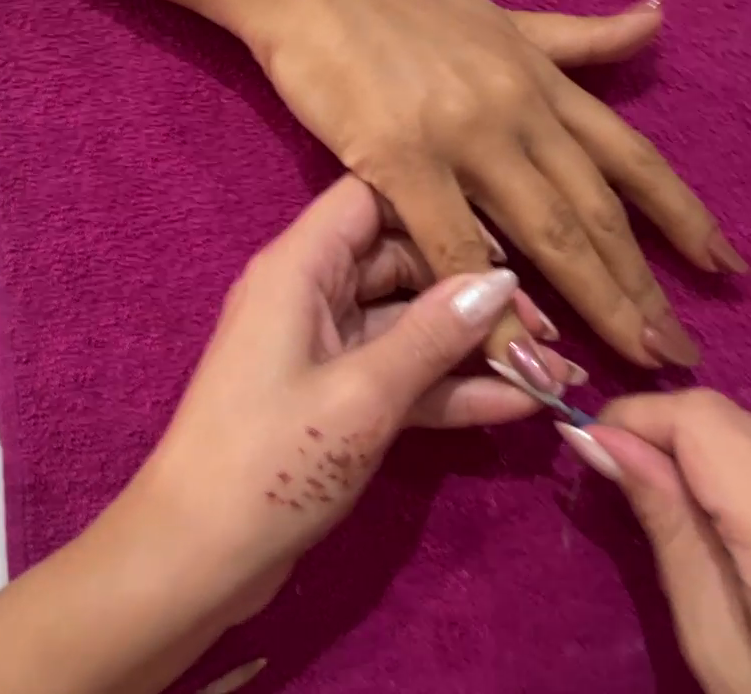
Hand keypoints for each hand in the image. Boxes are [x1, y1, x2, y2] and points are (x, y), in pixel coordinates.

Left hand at [124, 175, 585, 621]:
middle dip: (470, 289)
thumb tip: (498, 279)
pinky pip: (396, 371)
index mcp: (299, 267)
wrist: (198, 553)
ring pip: (405, 322)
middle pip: (397, 261)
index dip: (434, 203)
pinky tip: (514, 404)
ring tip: (552, 370)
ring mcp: (321, 345)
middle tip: (546, 327)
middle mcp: (309, 292)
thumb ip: (432, 333)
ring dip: (470, 345)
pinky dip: (446, 386)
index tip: (505, 231)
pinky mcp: (332, 393)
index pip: (370, 197)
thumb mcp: (363, 394)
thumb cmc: (272, 459)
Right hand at [247, 0, 743, 370]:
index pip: (631, 157)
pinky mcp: (402, 161)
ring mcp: (463, 137)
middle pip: (598, 210)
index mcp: (541, 81)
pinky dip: (491, 304)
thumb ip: (575, 37)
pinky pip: (456, 247)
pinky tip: (520, 350)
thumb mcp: (500, 17)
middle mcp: (519, 111)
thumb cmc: (397, 11)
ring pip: (546, 233)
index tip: (727, 268)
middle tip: (682, 353)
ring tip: (637, 362)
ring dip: (599, 303)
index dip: (683, 216)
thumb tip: (658, 16)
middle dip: (646, 286)